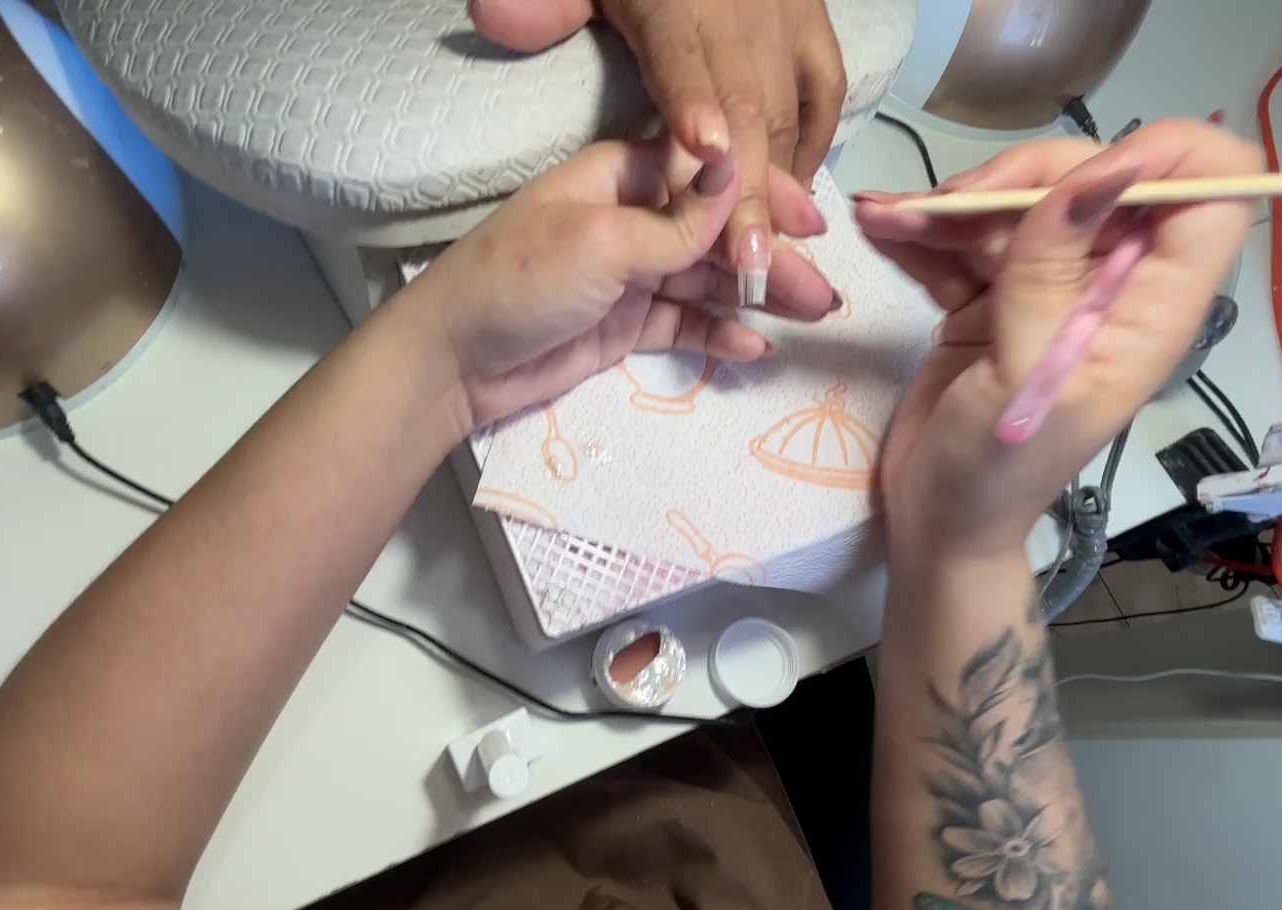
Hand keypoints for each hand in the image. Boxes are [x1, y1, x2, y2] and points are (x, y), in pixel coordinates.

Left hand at [391, 138, 836, 430]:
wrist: (459, 361)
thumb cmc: (520, 282)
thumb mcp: (601, 242)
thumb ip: (674, 223)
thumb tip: (739, 179)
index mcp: (621, 179)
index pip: (706, 176)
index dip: (761, 196)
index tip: (812, 222)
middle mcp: (630, 222)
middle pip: (715, 234)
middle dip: (769, 257)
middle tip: (822, 291)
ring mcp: (628, 277)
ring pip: (706, 282)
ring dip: (754, 298)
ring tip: (806, 317)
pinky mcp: (623, 326)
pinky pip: (682, 324)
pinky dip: (716, 334)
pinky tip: (753, 347)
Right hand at [855, 118, 1259, 558]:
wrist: (936, 518)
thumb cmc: (996, 465)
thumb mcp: (1026, 375)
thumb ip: (1049, 275)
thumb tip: (1096, 171)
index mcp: (1147, 306)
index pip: (1208, 194)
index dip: (1159, 162)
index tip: (1071, 180)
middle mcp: (1102, 288)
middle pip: (1088, 187)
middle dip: (1013, 183)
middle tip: (939, 206)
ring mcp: (1038, 294)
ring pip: (1010, 214)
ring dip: (945, 208)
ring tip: (882, 214)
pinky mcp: (983, 306)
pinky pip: (957, 252)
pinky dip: (919, 237)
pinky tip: (879, 224)